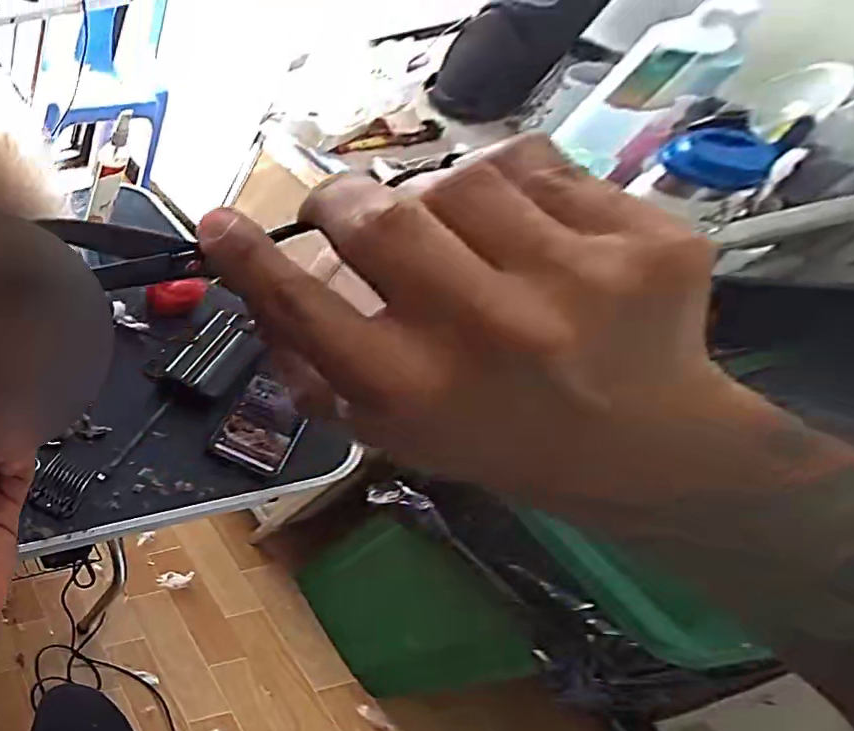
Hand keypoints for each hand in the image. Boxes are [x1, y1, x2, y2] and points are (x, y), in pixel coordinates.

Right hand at [198, 134, 787, 517]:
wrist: (625, 444)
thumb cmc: (473, 438)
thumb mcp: (375, 429)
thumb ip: (308, 371)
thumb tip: (259, 300)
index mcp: (403, 387)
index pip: (304, 307)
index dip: (249, 260)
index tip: (215, 223)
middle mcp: (477, 332)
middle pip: (377, 221)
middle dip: (337, 202)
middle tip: (335, 211)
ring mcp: (568, 279)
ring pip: (458, 179)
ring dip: (424, 195)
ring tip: (434, 229)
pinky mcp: (637, 238)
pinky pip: (535, 164)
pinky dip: (497, 181)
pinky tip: (503, 221)